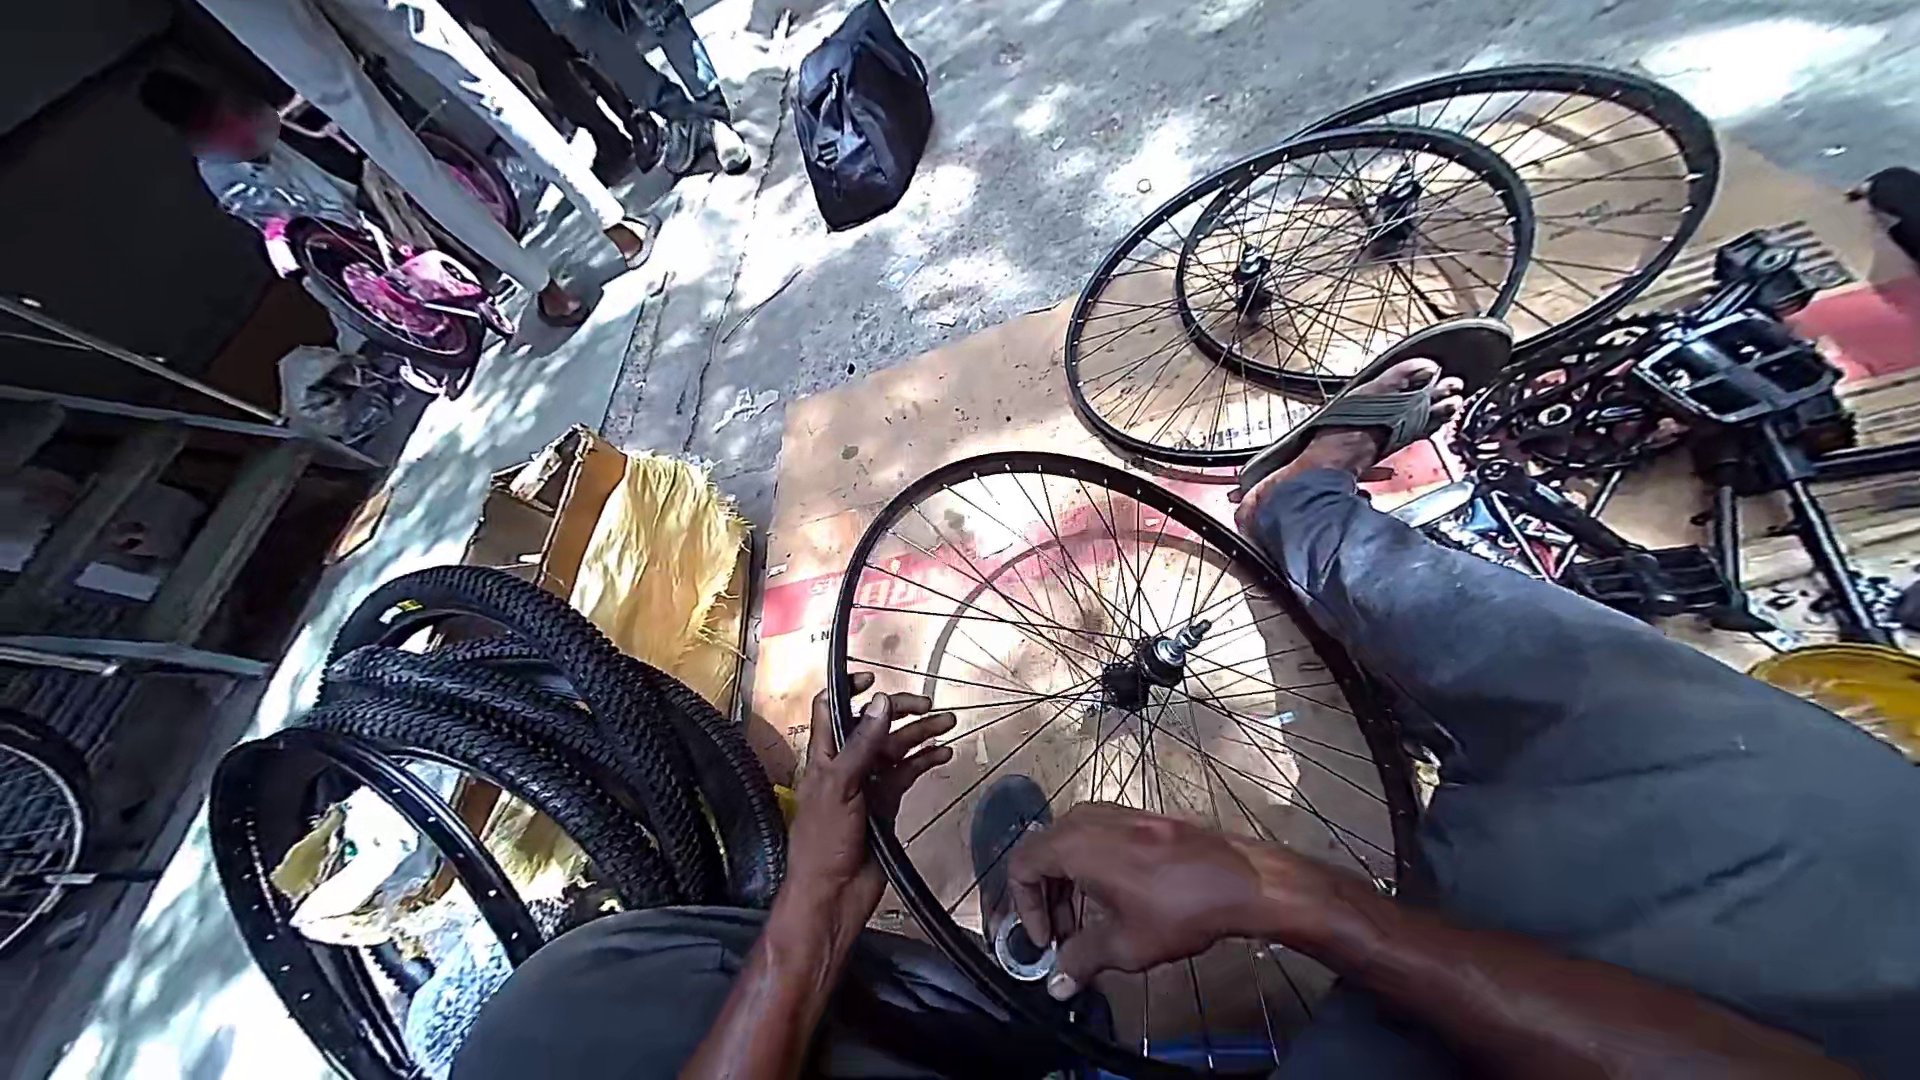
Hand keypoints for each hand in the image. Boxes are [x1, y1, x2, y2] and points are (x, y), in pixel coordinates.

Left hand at [786, 673, 954, 948]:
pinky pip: (908, 772)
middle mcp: (847, 762)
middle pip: (874, 724)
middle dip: (900, 710)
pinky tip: (943, 753)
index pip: (830, 707)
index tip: (872, 678)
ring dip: (921, 734)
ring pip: (897, 747)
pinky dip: (925, 760)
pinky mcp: (887, 801)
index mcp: (825, 753)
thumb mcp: (840, 786)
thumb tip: (880, 701)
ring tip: (948, 723)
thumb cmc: (824, 840)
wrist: (833, 896)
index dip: (847, 689)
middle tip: (927, 703)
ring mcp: (869, 781)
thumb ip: (862, 744)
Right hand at [1007, 803, 1334, 998]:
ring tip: (1085, 926)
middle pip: (1040, 854)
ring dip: (1064, 886)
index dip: (1024, 908)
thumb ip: (1080, 960)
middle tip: (1062, 940)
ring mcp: (1106, 812)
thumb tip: (1056, 986)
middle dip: (1044, 900)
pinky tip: (1108, 900)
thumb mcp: (1123, 944)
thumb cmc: (1174, 908)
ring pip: (1064, 845)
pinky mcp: (1127, 815)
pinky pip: (1088, 837)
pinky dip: (1084, 868)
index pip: (1020, 865)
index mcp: (1071, 843)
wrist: (1233, 877)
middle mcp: (1081, 818)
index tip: (1046, 942)